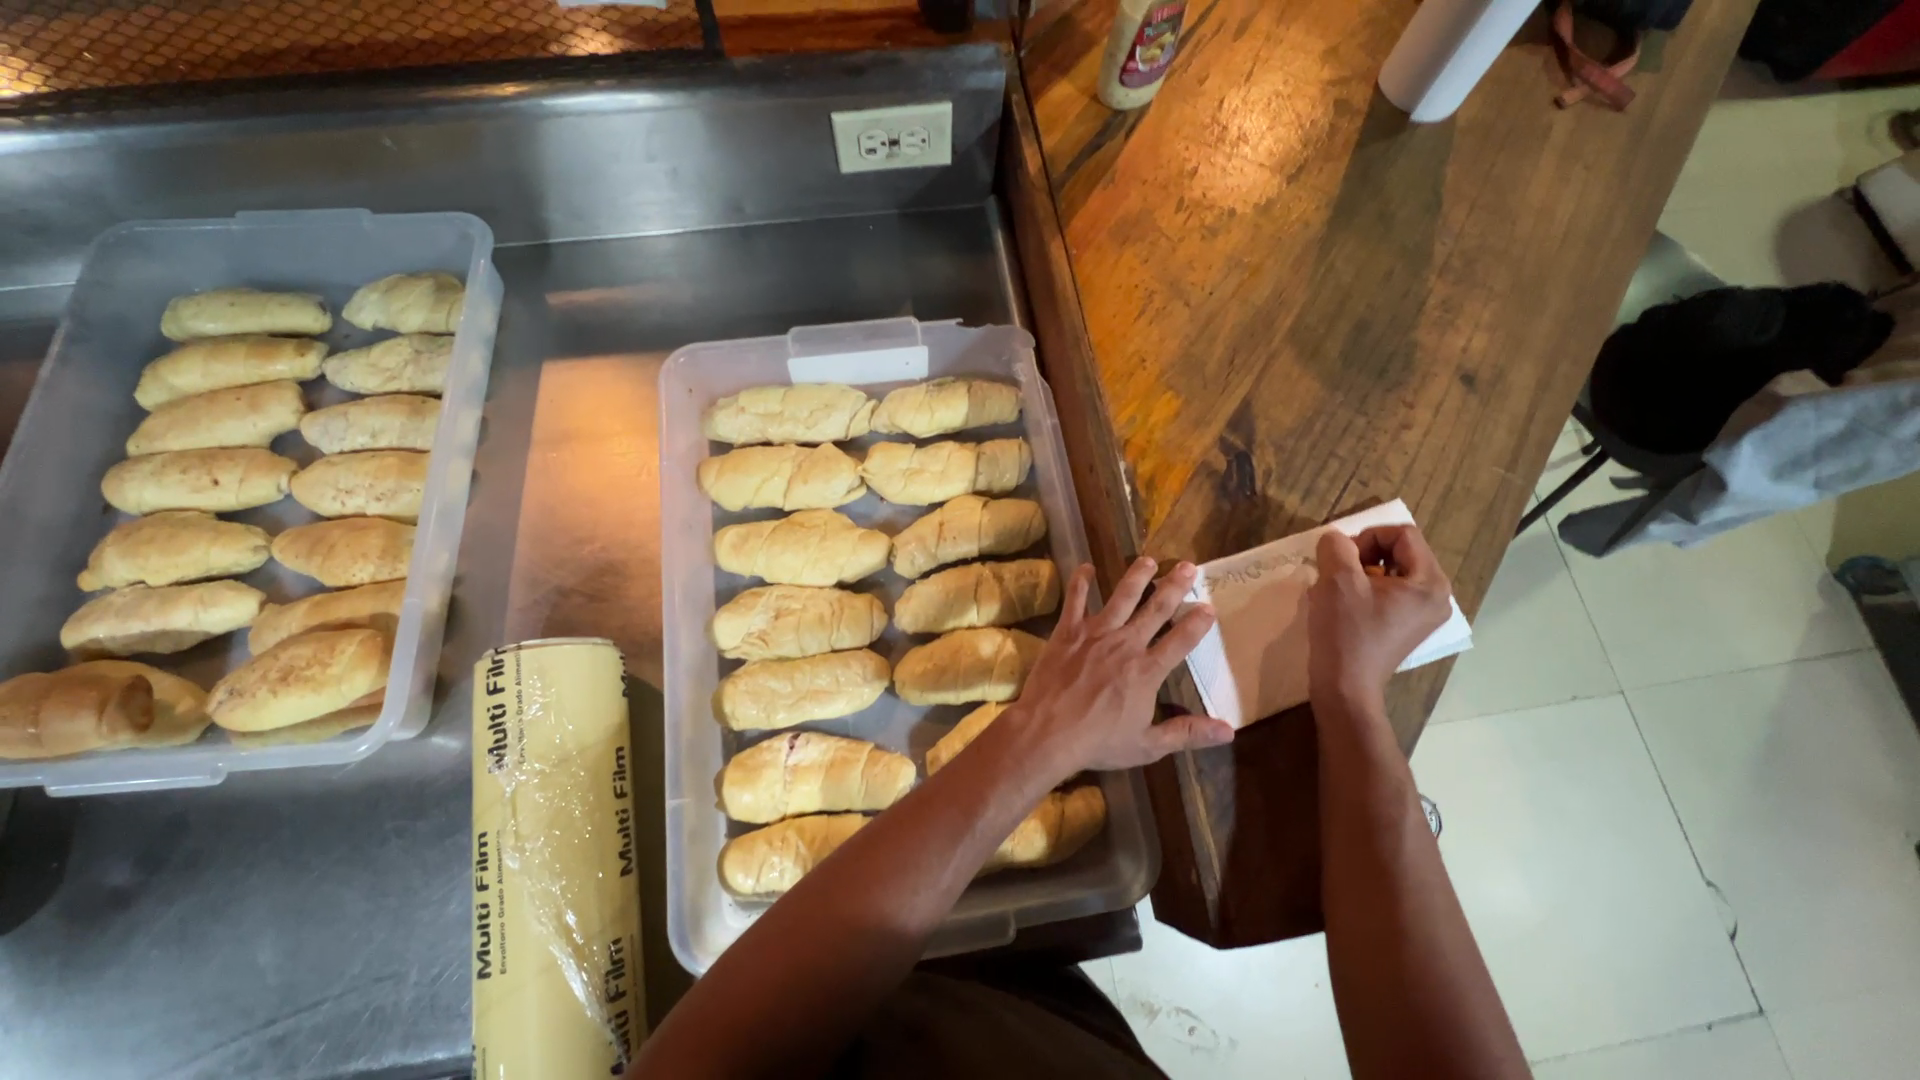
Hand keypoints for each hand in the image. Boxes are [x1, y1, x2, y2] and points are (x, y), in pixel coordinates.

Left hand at [1001, 558, 1234, 778]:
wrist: (1047, 731)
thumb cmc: (1098, 742)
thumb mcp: (1147, 745)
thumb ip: (1187, 733)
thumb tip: (1228, 731)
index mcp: (1147, 671)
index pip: (1180, 641)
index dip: (1197, 623)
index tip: (1209, 607)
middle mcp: (1125, 644)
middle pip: (1155, 609)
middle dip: (1174, 587)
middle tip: (1188, 567)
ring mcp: (1095, 634)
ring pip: (1121, 597)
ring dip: (1136, 577)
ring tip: (1148, 559)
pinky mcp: (1067, 632)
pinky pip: (1075, 601)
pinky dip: (1081, 583)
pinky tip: (1086, 567)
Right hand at [1308, 526, 1452, 709]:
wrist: (1345, 686)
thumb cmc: (1346, 632)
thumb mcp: (1336, 580)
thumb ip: (1336, 547)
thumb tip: (1335, 540)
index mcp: (1430, 582)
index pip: (1403, 535)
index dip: (1367, 537)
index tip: (1342, 559)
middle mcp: (1437, 596)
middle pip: (1401, 552)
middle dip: (1365, 555)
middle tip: (1338, 573)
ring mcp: (1424, 614)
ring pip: (1392, 572)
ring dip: (1361, 573)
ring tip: (1339, 591)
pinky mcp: (1408, 627)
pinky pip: (1391, 592)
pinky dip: (1366, 590)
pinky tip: (1346, 606)